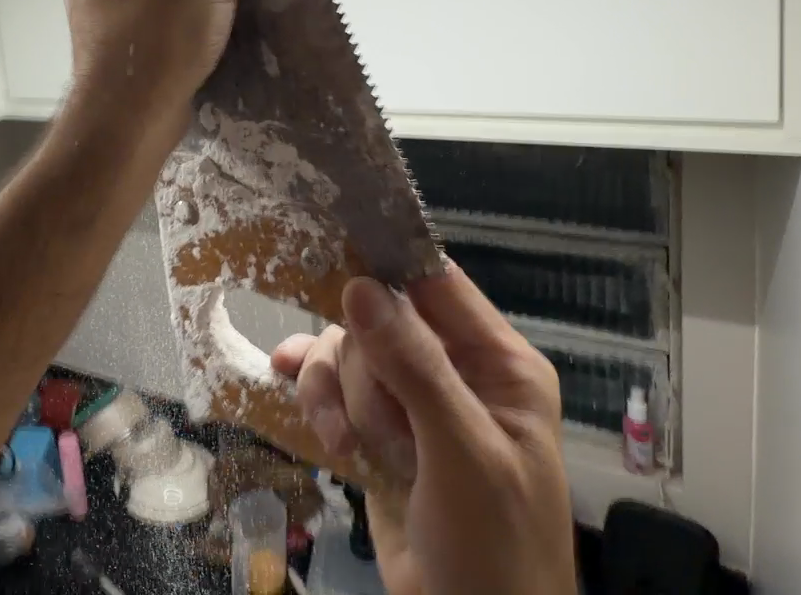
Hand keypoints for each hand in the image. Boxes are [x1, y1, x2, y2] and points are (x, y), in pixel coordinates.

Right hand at [271, 267, 576, 594]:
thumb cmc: (493, 545)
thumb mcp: (463, 454)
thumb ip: (415, 369)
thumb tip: (360, 285)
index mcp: (496, 363)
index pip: (435, 283)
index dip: (386, 267)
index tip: (332, 256)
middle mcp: (452, 369)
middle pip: (375, 318)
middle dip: (362, 370)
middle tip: (381, 424)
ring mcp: (409, 399)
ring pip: (346, 352)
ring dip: (334, 396)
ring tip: (346, 444)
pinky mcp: (374, 427)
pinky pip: (330, 387)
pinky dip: (314, 399)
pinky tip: (304, 408)